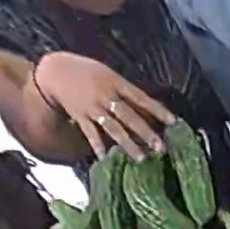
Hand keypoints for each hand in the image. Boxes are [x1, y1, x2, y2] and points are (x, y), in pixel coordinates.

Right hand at [32, 51, 176, 160]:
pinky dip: (98, 146)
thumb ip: (129, 93)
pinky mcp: (79, 115)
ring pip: (113, 128)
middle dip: (145, 132)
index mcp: (115, 82)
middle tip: (161, 148)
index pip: (140, 98)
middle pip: (128, 115)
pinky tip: (106, 159)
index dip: (157, 110)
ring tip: (142, 159)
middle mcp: (105, 95)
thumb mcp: (110, 76)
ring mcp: (92, 106)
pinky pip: (90, 133)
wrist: (54, 70)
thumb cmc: (90, 74)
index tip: (174, 122)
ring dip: (128, 144)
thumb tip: (154, 111)